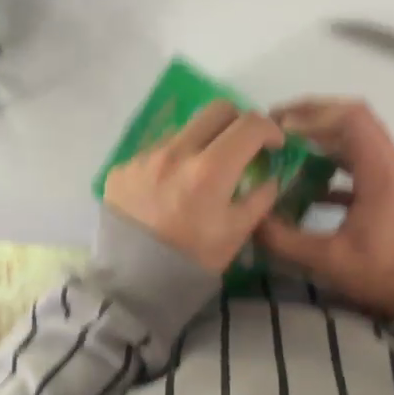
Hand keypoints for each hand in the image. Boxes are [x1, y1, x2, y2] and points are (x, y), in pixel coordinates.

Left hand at [104, 100, 283, 272]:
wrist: (133, 284)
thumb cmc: (191, 262)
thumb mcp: (236, 234)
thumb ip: (259, 198)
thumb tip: (269, 177)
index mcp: (209, 170)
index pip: (250, 124)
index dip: (269, 130)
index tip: (272, 145)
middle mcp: (175, 153)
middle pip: (216, 110)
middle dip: (237, 124)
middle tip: (241, 148)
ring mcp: (144, 158)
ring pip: (184, 130)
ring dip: (201, 143)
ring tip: (199, 176)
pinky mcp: (122, 169)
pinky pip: (154, 152)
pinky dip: (170, 163)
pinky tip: (167, 192)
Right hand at [256, 99, 393, 317]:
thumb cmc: (384, 274)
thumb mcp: (328, 261)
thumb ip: (284, 239)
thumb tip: (249, 220)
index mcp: (380, 172)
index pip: (350, 118)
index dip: (312, 114)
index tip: (277, 127)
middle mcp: (390, 165)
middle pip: (354, 120)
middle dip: (313, 118)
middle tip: (275, 129)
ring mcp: (393, 177)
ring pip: (357, 141)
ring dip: (322, 140)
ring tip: (286, 151)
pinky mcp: (391, 193)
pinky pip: (360, 164)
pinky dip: (332, 165)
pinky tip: (307, 186)